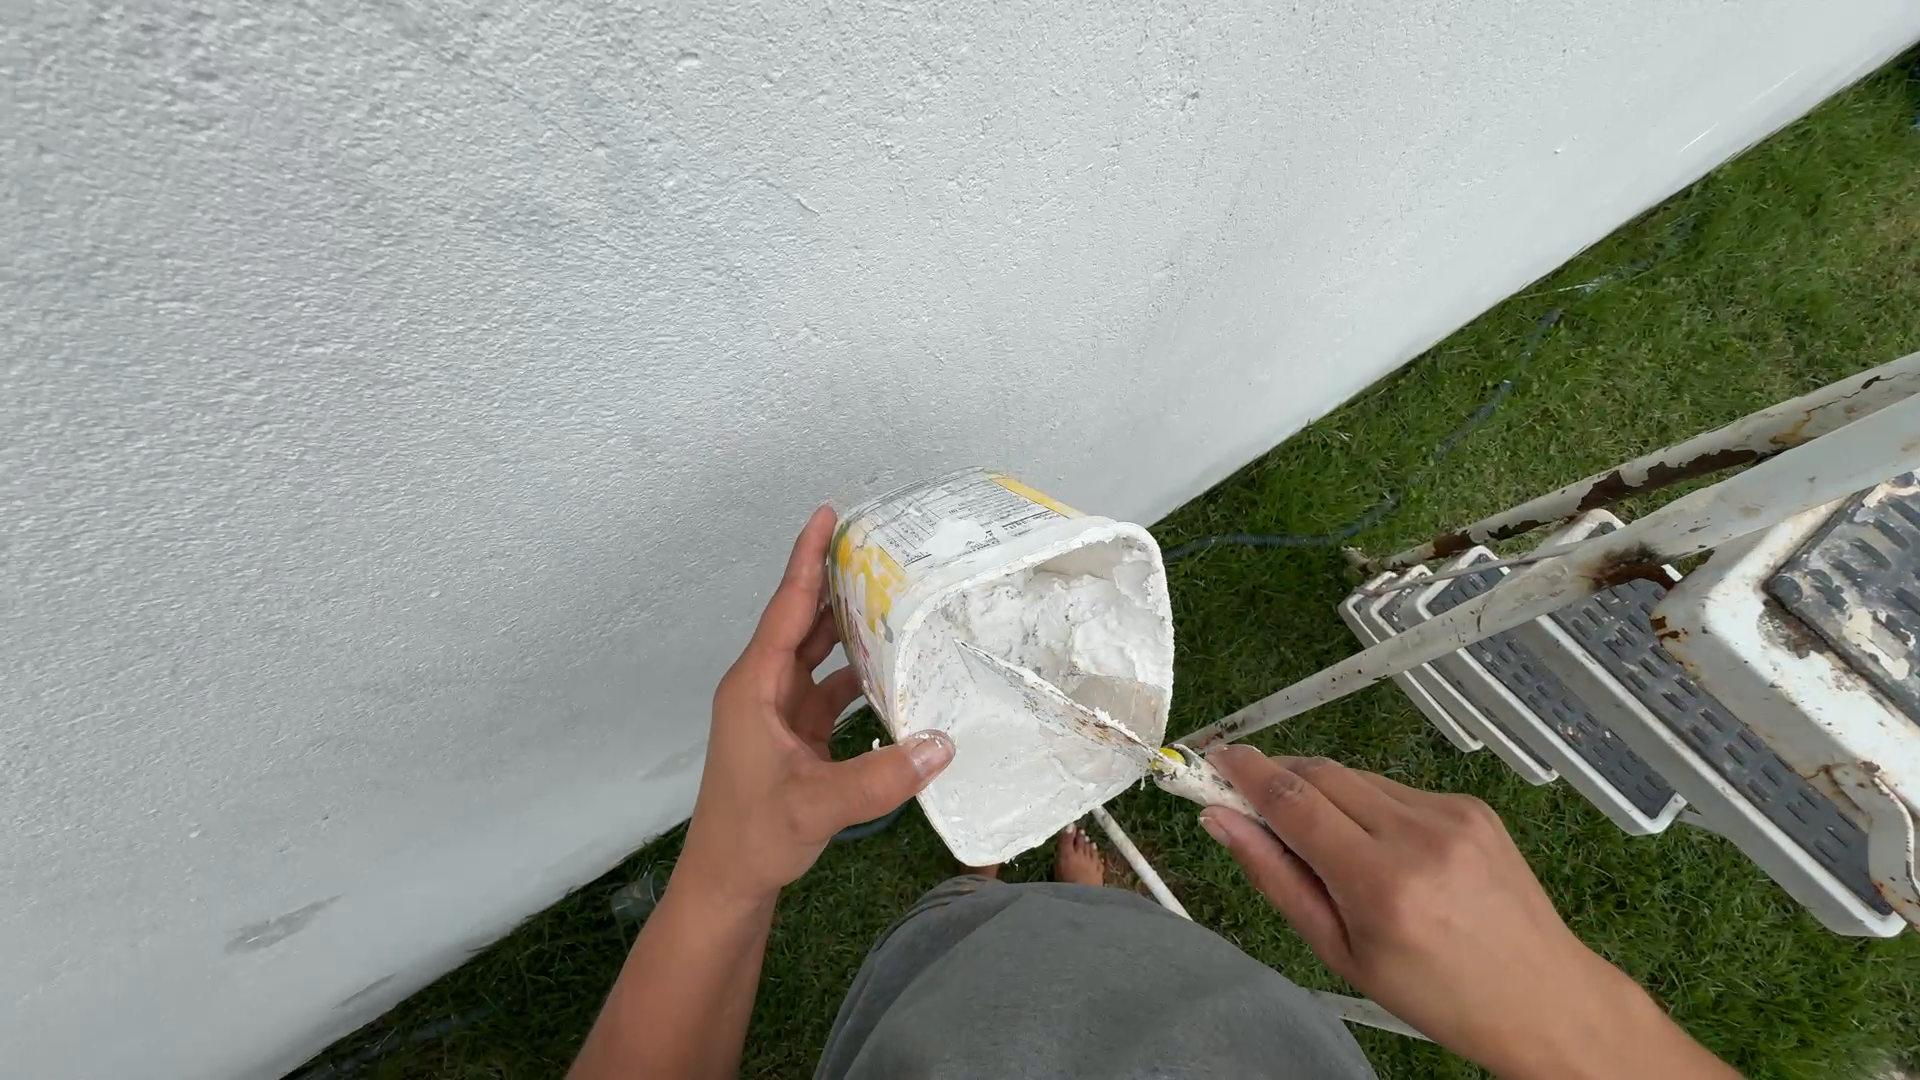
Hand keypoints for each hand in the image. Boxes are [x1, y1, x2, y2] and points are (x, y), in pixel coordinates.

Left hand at [674, 506, 954, 906]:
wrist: (727, 883)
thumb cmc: (754, 836)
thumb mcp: (817, 805)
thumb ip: (880, 778)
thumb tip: (943, 744)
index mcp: (756, 685)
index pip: (787, 606)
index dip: (807, 558)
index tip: (827, 514)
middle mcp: (765, 686)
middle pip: (803, 619)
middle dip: (834, 581)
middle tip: (876, 547)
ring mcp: (780, 709)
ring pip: (817, 651)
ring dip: (848, 625)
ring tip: (891, 595)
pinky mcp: (795, 731)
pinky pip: (829, 685)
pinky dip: (856, 672)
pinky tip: (891, 668)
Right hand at [1201, 749, 1729, 1078]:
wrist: (1550, 1000)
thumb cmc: (1432, 992)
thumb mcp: (1338, 951)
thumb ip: (1272, 876)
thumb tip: (1218, 818)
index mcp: (1381, 885)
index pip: (1292, 801)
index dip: (1244, 771)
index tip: (1211, 757)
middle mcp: (1417, 836)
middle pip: (1317, 773)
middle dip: (1274, 774)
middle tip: (1245, 790)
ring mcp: (1450, 813)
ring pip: (1350, 775)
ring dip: (1317, 789)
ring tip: (1320, 833)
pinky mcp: (1469, 803)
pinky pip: (1388, 785)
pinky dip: (1361, 801)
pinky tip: (1375, 841)